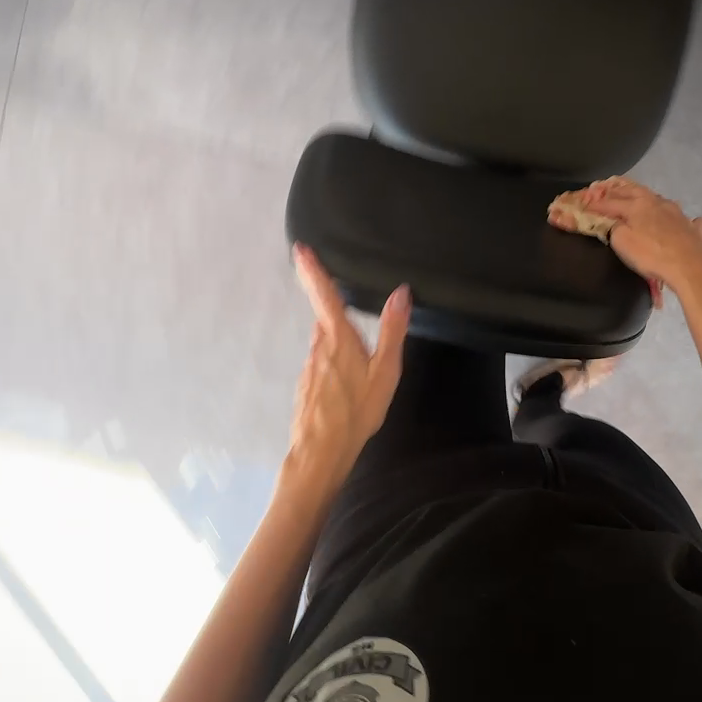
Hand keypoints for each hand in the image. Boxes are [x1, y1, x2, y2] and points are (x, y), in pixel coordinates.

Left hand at [286, 244, 410, 484]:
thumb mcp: (386, 370)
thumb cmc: (357, 410)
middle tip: (347, 308)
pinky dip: (334, 367)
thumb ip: (392, 330)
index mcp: (338, 337)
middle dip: (334, 312)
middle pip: (326, 320)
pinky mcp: (306, 386)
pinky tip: (347, 387)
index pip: (323, 294)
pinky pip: (322, 366)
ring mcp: (309, 367)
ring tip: (357, 361)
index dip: (312, 270)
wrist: (321, 452)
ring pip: (325, 345)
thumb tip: (401, 291)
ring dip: (338, 345)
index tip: (300, 249)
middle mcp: (318, 346)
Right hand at [561, 178, 701, 298]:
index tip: (583, 206)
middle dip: (619, 191)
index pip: (610, 202)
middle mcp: (658, 202)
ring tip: (641, 201)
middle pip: (635, 191)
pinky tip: (685, 221)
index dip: (595, 205)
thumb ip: (614, 228)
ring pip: (659, 199)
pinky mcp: (691, 227)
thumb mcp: (622, 242)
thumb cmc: (651, 255)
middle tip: (608, 191)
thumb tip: (615, 222)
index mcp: (637, 204)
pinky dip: (681, 218)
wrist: (690, 267)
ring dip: (647, 199)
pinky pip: (686, 218)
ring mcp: (678, 213)